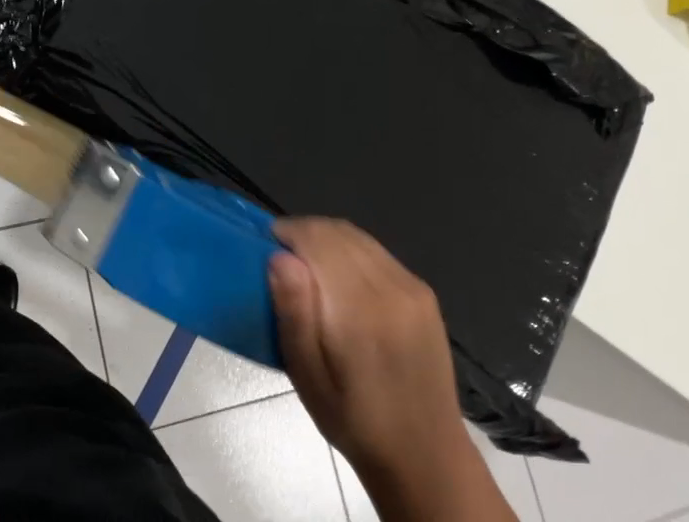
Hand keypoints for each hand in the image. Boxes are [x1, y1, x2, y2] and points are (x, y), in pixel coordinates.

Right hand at [269, 219, 470, 476]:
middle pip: (339, 232)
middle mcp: (393, 289)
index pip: (319, 240)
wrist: (424, 454)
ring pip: (359, 238)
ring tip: (305, 267)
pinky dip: (350, 253)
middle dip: (304, 233)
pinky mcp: (424, 296)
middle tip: (279, 259)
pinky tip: (338, 281)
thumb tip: (280, 257)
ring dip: (326, 240)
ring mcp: (414, 290)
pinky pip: (378, 254)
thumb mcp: (307, 376)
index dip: (287, 233)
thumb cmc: (352, 418)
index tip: (264, 249)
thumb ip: (294, 313)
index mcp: (360, 310)